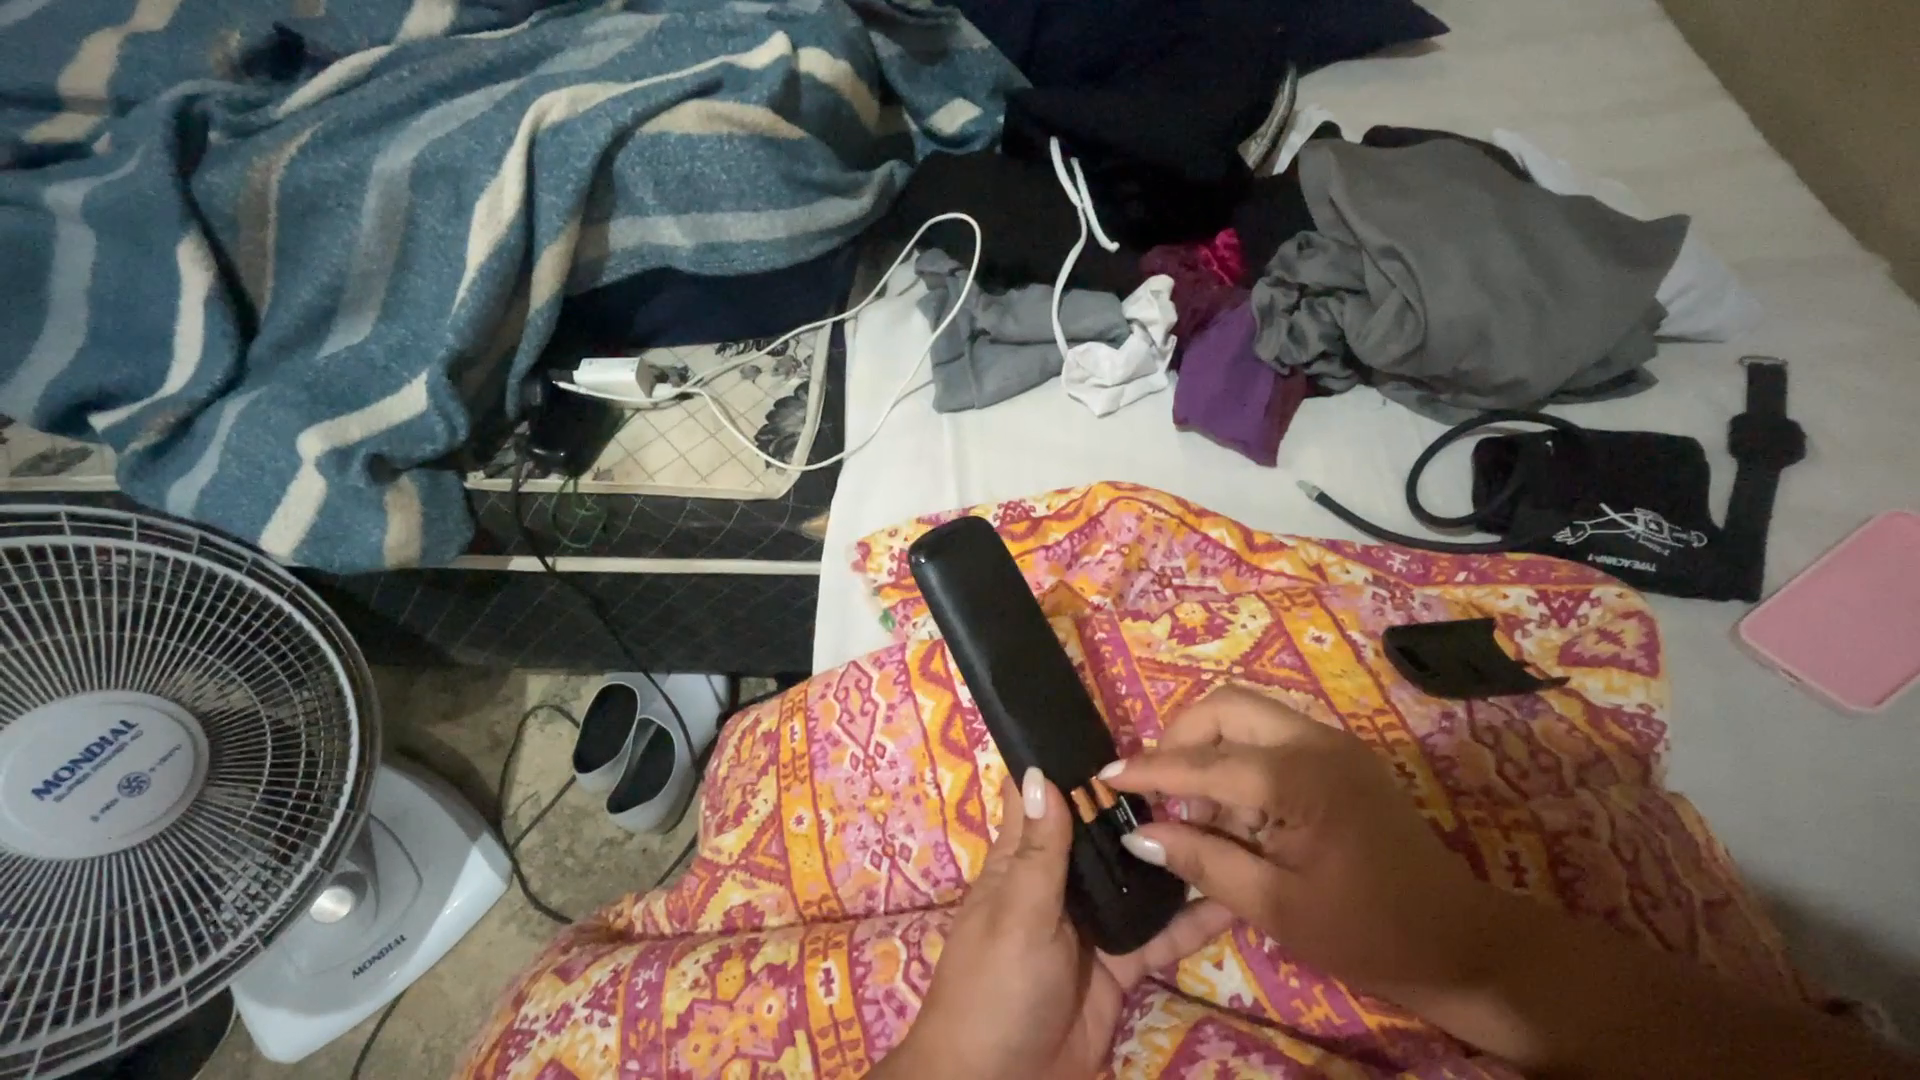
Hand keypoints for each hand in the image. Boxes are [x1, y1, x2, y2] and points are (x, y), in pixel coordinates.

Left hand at [880, 768, 1232, 1079]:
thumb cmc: (996, 987)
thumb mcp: (1018, 914)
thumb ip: (1038, 851)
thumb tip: (1039, 771)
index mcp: (1022, 862)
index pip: (1043, 800)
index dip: (1070, 767)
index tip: (1117, 733)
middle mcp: (1059, 884)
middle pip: (1100, 835)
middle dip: (1138, 808)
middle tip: (1198, 773)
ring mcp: (1093, 924)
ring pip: (1137, 879)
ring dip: (1172, 856)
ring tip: (1226, 820)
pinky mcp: (1122, 964)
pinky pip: (1162, 935)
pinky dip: (1193, 920)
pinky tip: (1234, 897)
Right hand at [1100, 685, 1510, 1013]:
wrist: (1459, 941)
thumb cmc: (1367, 932)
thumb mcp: (1275, 907)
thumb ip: (1203, 860)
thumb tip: (1139, 833)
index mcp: (1302, 779)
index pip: (1205, 762)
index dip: (1150, 769)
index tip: (1106, 776)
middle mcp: (1316, 742)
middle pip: (1226, 706)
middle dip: (1181, 737)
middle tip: (1157, 787)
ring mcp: (1332, 743)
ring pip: (1246, 714)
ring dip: (1208, 746)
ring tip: (1192, 805)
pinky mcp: (1338, 756)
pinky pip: (1269, 735)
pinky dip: (1236, 758)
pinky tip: (1230, 808)